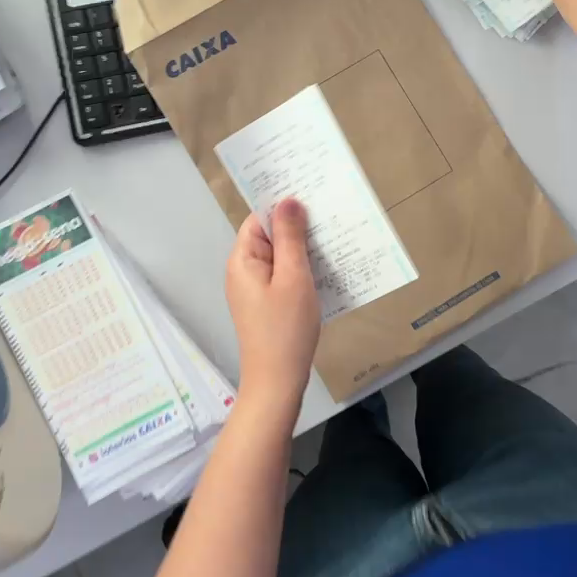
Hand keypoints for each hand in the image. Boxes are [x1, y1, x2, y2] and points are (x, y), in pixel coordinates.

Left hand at [224, 198, 320, 410]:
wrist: (278, 383)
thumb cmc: (285, 328)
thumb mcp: (293, 277)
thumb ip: (291, 238)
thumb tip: (288, 201)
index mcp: (243, 259)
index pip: (258, 219)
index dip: (282, 206)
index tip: (310, 193)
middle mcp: (243, 271)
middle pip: (269, 236)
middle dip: (296, 226)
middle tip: (329, 211)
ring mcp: (254, 289)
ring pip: (280, 257)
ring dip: (303, 248)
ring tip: (334, 235)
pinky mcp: (267, 304)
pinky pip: (284, 275)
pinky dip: (302, 269)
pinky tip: (326, 268)